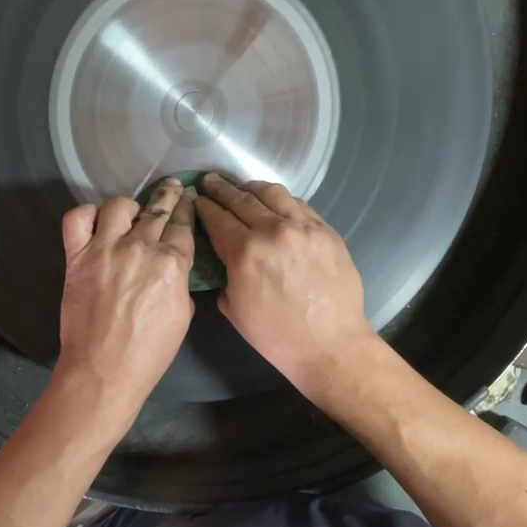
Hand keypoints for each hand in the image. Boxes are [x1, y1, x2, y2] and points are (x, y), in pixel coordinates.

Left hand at [56, 179, 196, 418]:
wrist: (104, 371)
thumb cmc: (148, 353)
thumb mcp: (182, 317)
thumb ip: (180, 285)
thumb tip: (173, 271)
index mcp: (172, 264)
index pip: (183, 224)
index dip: (186, 210)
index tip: (187, 201)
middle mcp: (140, 248)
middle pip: (157, 209)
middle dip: (168, 195)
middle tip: (170, 189)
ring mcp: (105, 250)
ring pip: (118, 206)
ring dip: (128, 207)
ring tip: (130, 214)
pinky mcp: (76, 258)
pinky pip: (77, 219)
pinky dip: (86, 215)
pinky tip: (94, 222)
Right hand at [196, 172, 377, 390]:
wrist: (329, 344)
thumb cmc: (276, 336)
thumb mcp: (234, 309)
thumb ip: (224, 275)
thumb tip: (224, 259)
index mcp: (245, 253)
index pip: (217, 217)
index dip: (203, 206)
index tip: (197, 199)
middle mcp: (273, 231)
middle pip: (241, 198)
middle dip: (221, 189)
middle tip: (210, 182)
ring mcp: (304, 227)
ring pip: (272, 193)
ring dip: (252, 187)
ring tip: (243, 188)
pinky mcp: (326, 231)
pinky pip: (299, 205)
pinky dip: (281, 200)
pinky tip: (275, 203)